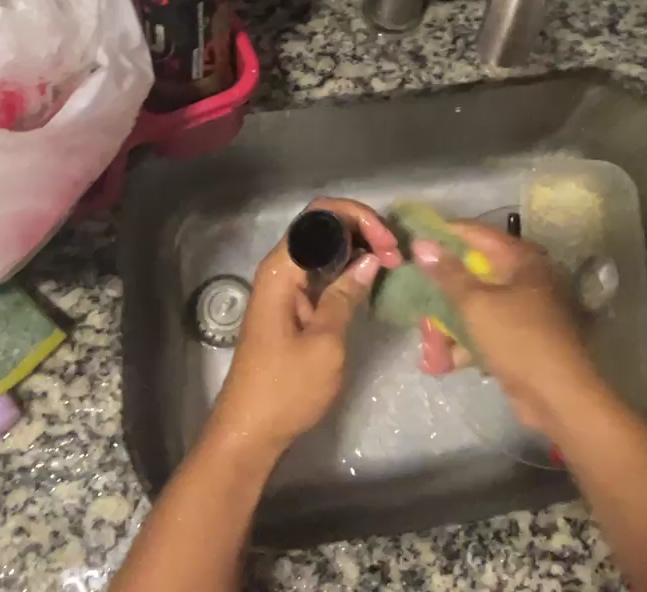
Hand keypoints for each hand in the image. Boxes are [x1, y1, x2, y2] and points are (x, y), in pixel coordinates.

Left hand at [205, 199, 399, 453]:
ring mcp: (285, 286)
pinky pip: (321, 270)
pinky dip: (347, 267)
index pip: (320, 215)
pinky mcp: (292, 304)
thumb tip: (371, 259)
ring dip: (357, 247)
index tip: (389, 246)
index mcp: (281, 269)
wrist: (250, 431)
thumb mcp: (326, 343)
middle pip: (322, 225)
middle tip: (396, 255)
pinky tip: (371, 279)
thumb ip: (346, 295)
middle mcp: (280, 268)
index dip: (359, 218)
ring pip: (324, 247)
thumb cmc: (286, 390)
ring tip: (391, 263)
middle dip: (362, 229)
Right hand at [412, 219, 604, 434]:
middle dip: (441, 293)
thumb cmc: (518, 339)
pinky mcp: (520, 339)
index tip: (414, 239)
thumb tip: (421, 243)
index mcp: (520, 259)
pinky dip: (466, 343)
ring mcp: (524, 310)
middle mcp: (525, 278)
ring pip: (476, 306)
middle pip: (472, 274)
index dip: (443, 233)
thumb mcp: (476, 304)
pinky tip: (443, 362)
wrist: (560, 399)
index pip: (475, 233)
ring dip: (449, 326)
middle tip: (416, 302)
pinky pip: (486, 331)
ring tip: (428, 348)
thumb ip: (447, 273)